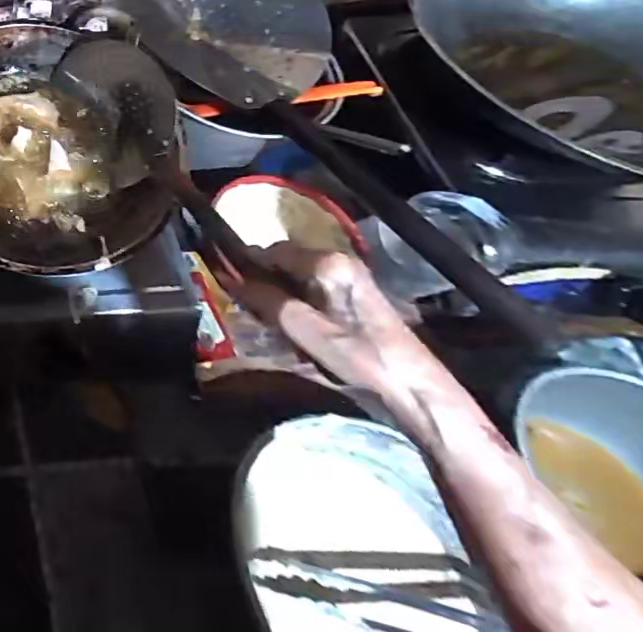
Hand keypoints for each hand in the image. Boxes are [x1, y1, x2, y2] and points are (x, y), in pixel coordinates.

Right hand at [229, 244, 419, 390]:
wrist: (419, 392)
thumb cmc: (364, 360)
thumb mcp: (308, 332)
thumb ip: (269, 303)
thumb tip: (233, 280)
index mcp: (329, 263)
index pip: (274, 251)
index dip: (247, 264)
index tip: (223, 279)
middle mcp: (340, 262)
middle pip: (287, 262)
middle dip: (262, 279)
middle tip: (240, 302)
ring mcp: (351, 280)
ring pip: (299, 277)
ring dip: (278, 293)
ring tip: (261, 317)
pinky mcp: (356, 299)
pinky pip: (313, 290)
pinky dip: (296, 303)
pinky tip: (289, 326)